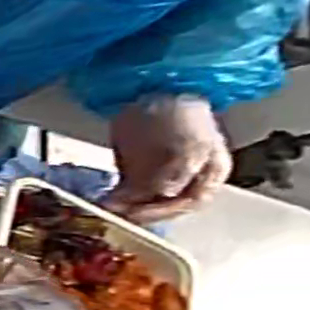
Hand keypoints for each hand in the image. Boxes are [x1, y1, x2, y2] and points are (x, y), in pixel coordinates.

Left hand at [103, 95, 230, 223]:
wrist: (151, 93)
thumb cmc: (177, 115)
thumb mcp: (186, 144)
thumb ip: (177, 171)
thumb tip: (165, 194)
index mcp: (210, 173)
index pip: (190, 202)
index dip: (162, 212)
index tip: (134, 215)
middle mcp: (187, 178)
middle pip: (164, 206)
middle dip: (139, 213)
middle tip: (113, 216)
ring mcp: (159, 174)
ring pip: (142, 200)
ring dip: (123, 207)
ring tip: (101, 210)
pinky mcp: (136, 170)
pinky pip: (126, 190)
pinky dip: (113, 197)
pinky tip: (100, 200)